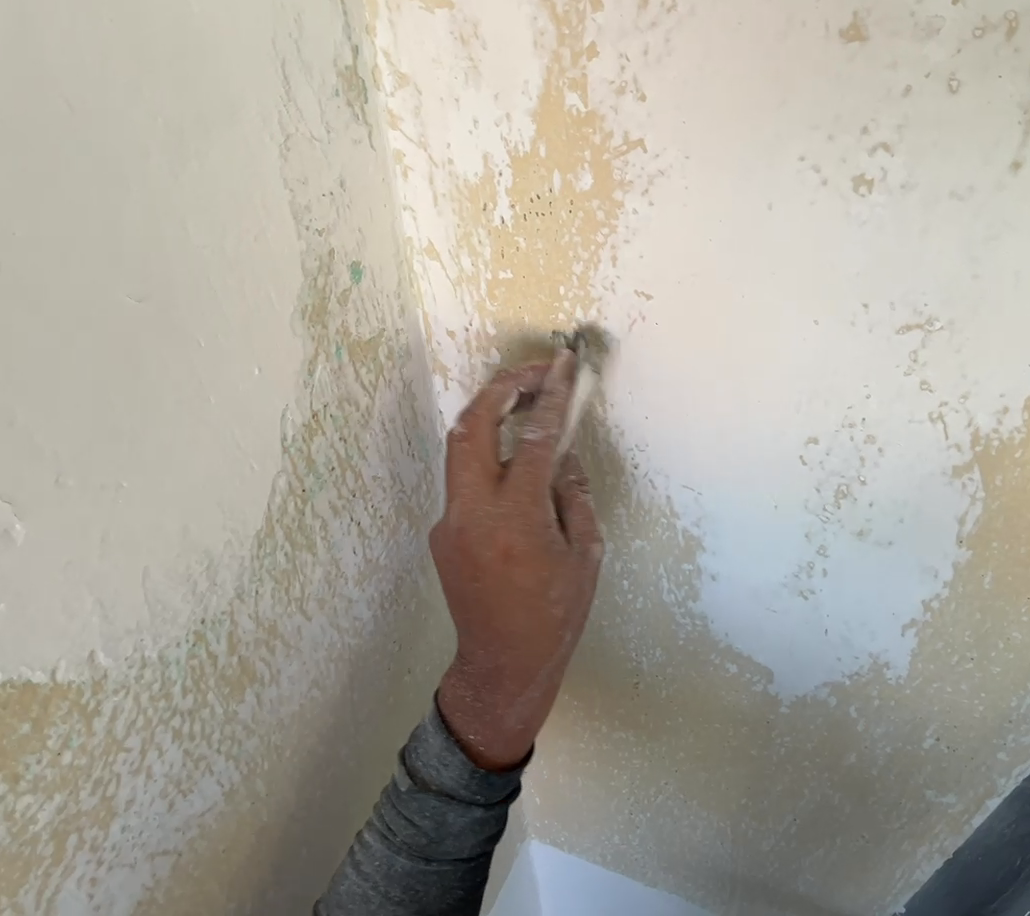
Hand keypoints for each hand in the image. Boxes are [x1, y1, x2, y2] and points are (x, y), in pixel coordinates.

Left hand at [431, 350, 603, 770]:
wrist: (503, 665)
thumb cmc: (555, 616)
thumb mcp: (585, 555)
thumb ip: (575, 496)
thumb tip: (565, 456)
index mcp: (516, 518)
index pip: (532, 438)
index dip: (550, 395)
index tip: (562, 363)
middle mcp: (474, 512)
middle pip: (473, 426)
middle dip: (502, 388)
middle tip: (534, 371)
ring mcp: (451, 521)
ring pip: (460, 447)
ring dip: (489, 415)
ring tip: (522, 400)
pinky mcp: (443, 532)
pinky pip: (466, 481)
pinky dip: (490, 459)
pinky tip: (517, 467)